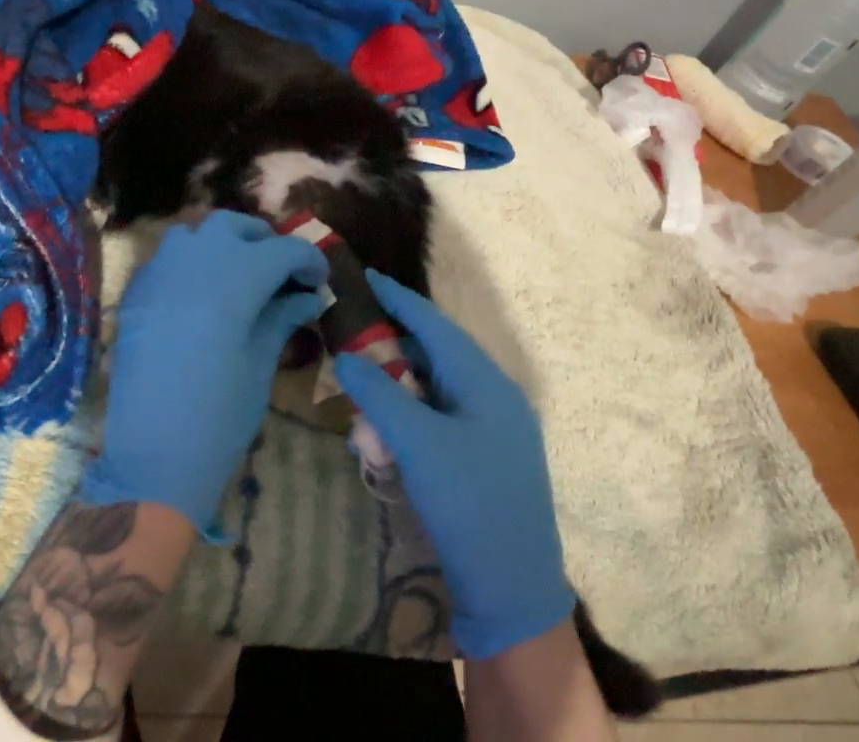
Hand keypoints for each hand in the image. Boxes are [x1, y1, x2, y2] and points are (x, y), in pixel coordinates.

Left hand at [82, 210, 327, 530]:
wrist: (152, 459)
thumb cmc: (219, 419)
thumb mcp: (260, 366)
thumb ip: (281, 319)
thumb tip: (306, 297)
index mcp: (231, 284)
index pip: (280, 250)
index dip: (308, 260)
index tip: (319, 281)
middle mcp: (191, 266)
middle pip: (233, 226)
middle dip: (264, 241)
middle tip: (282, 272)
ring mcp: (156, 277)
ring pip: (193, 234)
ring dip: (222, 244)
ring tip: (240, 276)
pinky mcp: (134, 296)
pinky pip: (167, 259)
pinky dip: (191, 263)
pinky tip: (203, 297)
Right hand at [335, 271, 576, 658]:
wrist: (512, 583)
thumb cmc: (467, 501)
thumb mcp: (417, 443)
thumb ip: (379, 394)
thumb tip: (347, 356)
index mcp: (484, 381)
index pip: (434, 324)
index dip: (397, 299)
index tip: (364, 276)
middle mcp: (492, 396)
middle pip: (434, 354)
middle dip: (390, 344)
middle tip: (348, 333)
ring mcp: (491, 429)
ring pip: (434, 389)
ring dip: (396, 386)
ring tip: (359, 384)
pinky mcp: (482, 458)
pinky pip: (438, 420)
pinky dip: (408, 418)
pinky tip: (383, 433)